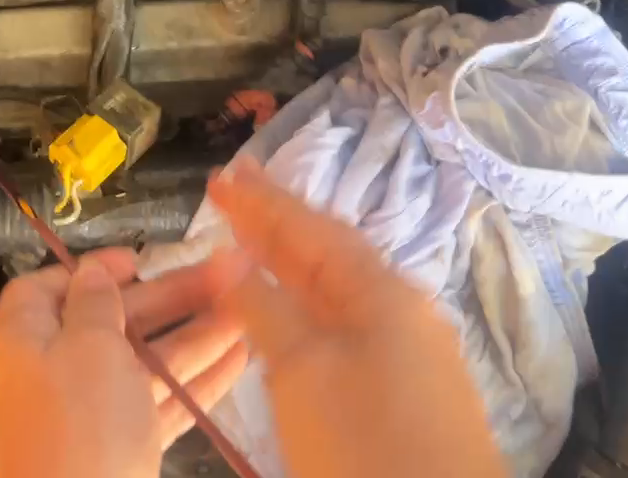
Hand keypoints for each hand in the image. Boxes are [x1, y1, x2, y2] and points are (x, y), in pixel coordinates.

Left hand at [0, 247, 251, 477]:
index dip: (92, 269)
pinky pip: (158, 404)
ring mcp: (90, 414)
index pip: (50, 285)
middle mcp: (55, 369)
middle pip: (111, 320)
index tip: (139, 261)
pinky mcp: (122, 449)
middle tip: (219, 278)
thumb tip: (91, 270)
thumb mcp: (87, 346)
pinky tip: (238, 362)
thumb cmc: (80, 425)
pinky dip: (194, 383)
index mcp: (29, 336)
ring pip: (144, 362)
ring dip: (193, 337)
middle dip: (167, 300)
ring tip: (246, 315)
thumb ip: (95, 302)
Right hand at [207, 162, 507, 477]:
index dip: (260, 201)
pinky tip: (283, 298)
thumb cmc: (364, 450)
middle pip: (325, 249)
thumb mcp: (301, 372)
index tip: (219, 176)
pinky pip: (342, 317)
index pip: (310, 228)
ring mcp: (407, 350)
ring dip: (286, 255)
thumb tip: (226, 255)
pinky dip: (303, 295)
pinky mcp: (403, 387)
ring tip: (246, 232)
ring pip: (334, 284)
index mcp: (382, 294)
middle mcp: (400, 310)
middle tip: (230, 187)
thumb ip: (261, 304)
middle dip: (274, 218)